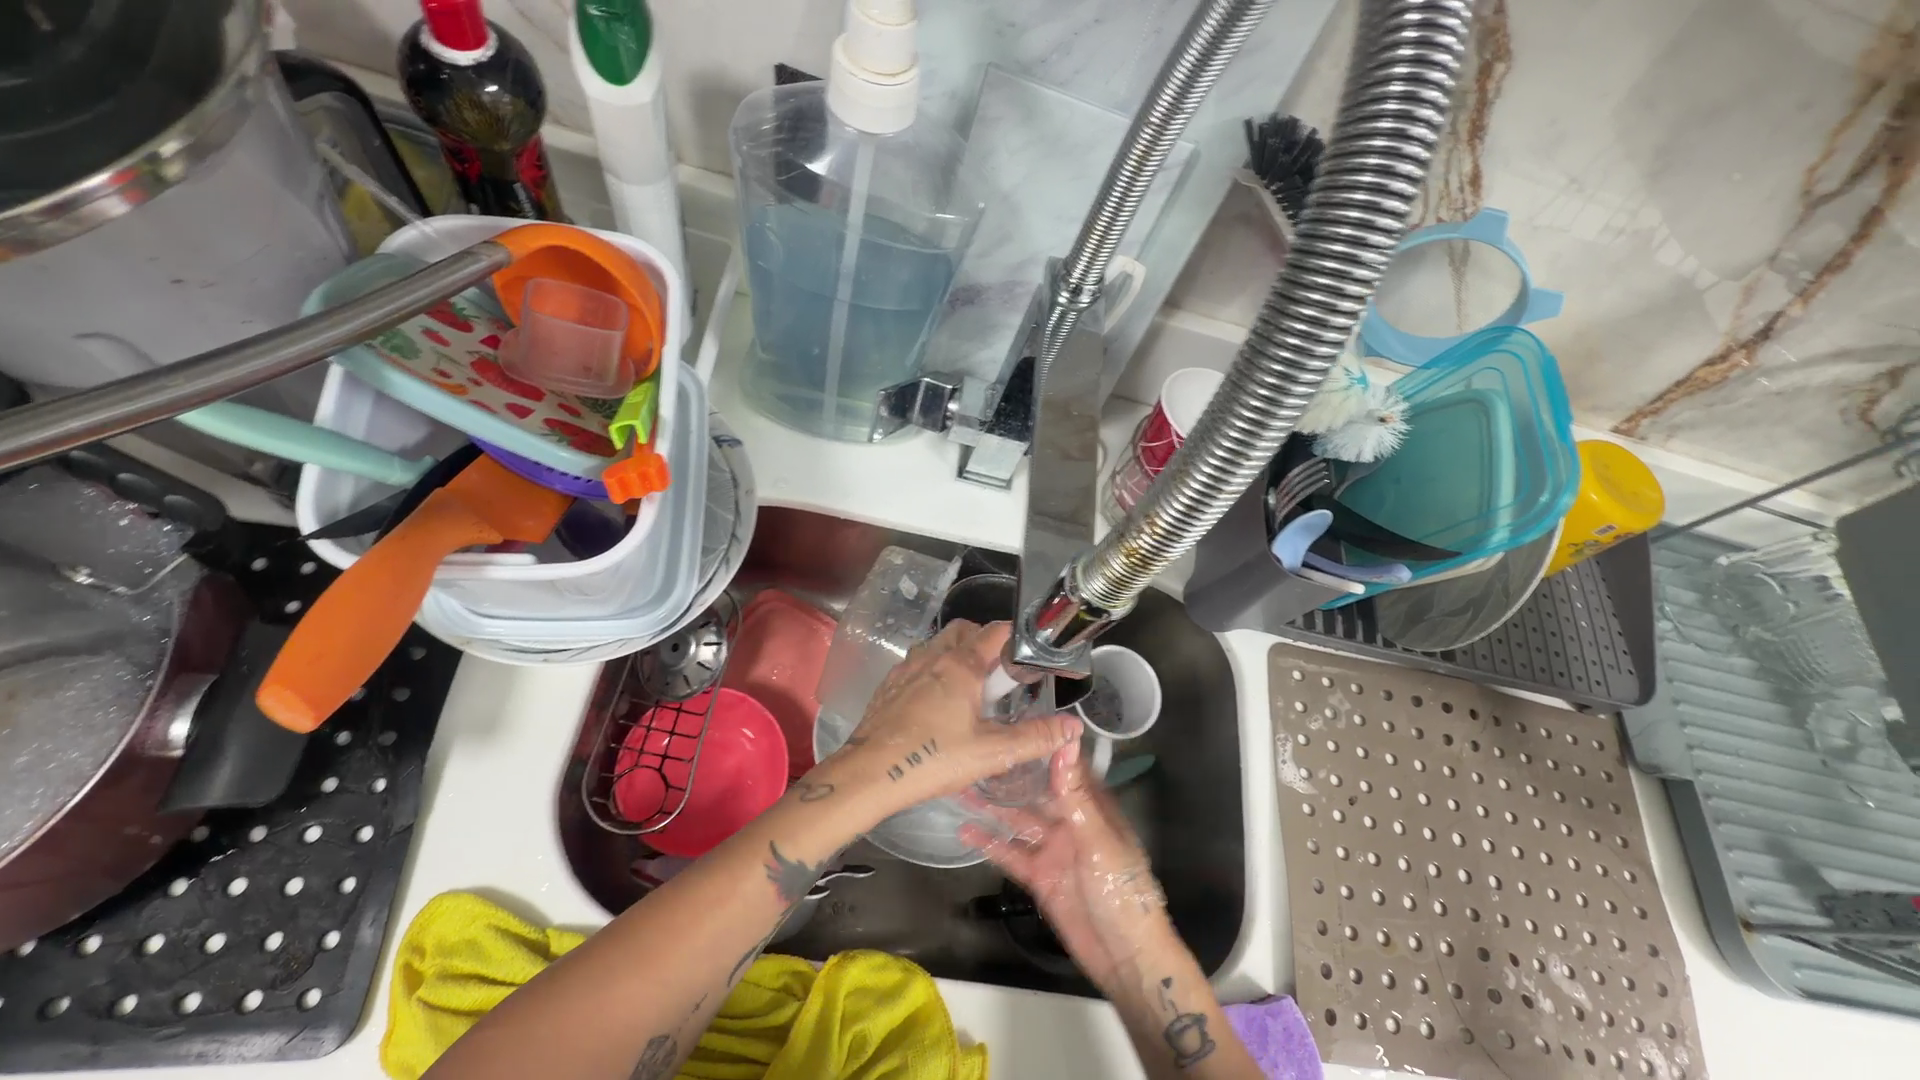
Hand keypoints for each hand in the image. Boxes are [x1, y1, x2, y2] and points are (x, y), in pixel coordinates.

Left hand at [821, 620, 1080, 820]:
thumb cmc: (933, 759)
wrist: (869, 774)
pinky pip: (917, 664)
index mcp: (960, 664)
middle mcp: (932, 657)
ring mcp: (906, 669)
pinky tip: (938, 704)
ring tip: (971, 691)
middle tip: (1000, 677)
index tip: (1029, 662)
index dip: (1016, 641)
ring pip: (937, 645)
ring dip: (957, 655)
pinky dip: (934, 671)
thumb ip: (1035, 738)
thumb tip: (1072, 726)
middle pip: (964, 631)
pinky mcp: (889, 686)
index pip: (995, 631)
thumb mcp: (993, 752)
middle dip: (985, 643)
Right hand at [960, 740, 1168, 992]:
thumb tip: (1064, 743)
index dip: (1042, 748)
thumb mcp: (1097, 840)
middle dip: (1009, 777)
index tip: (1014, 724)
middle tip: (975, 754)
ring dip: (993, 807)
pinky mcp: (1039, 878)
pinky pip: (1011, 855)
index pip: (1066, 769)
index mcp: (1094, 808)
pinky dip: (989, 843)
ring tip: (960, 787)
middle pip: (1036, 794)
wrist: (1125, 956)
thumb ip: (1074, 794)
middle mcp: (1072, 824)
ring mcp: (1053, 851)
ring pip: (1018, 821)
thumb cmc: (1123, 891)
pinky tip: (964, 830)